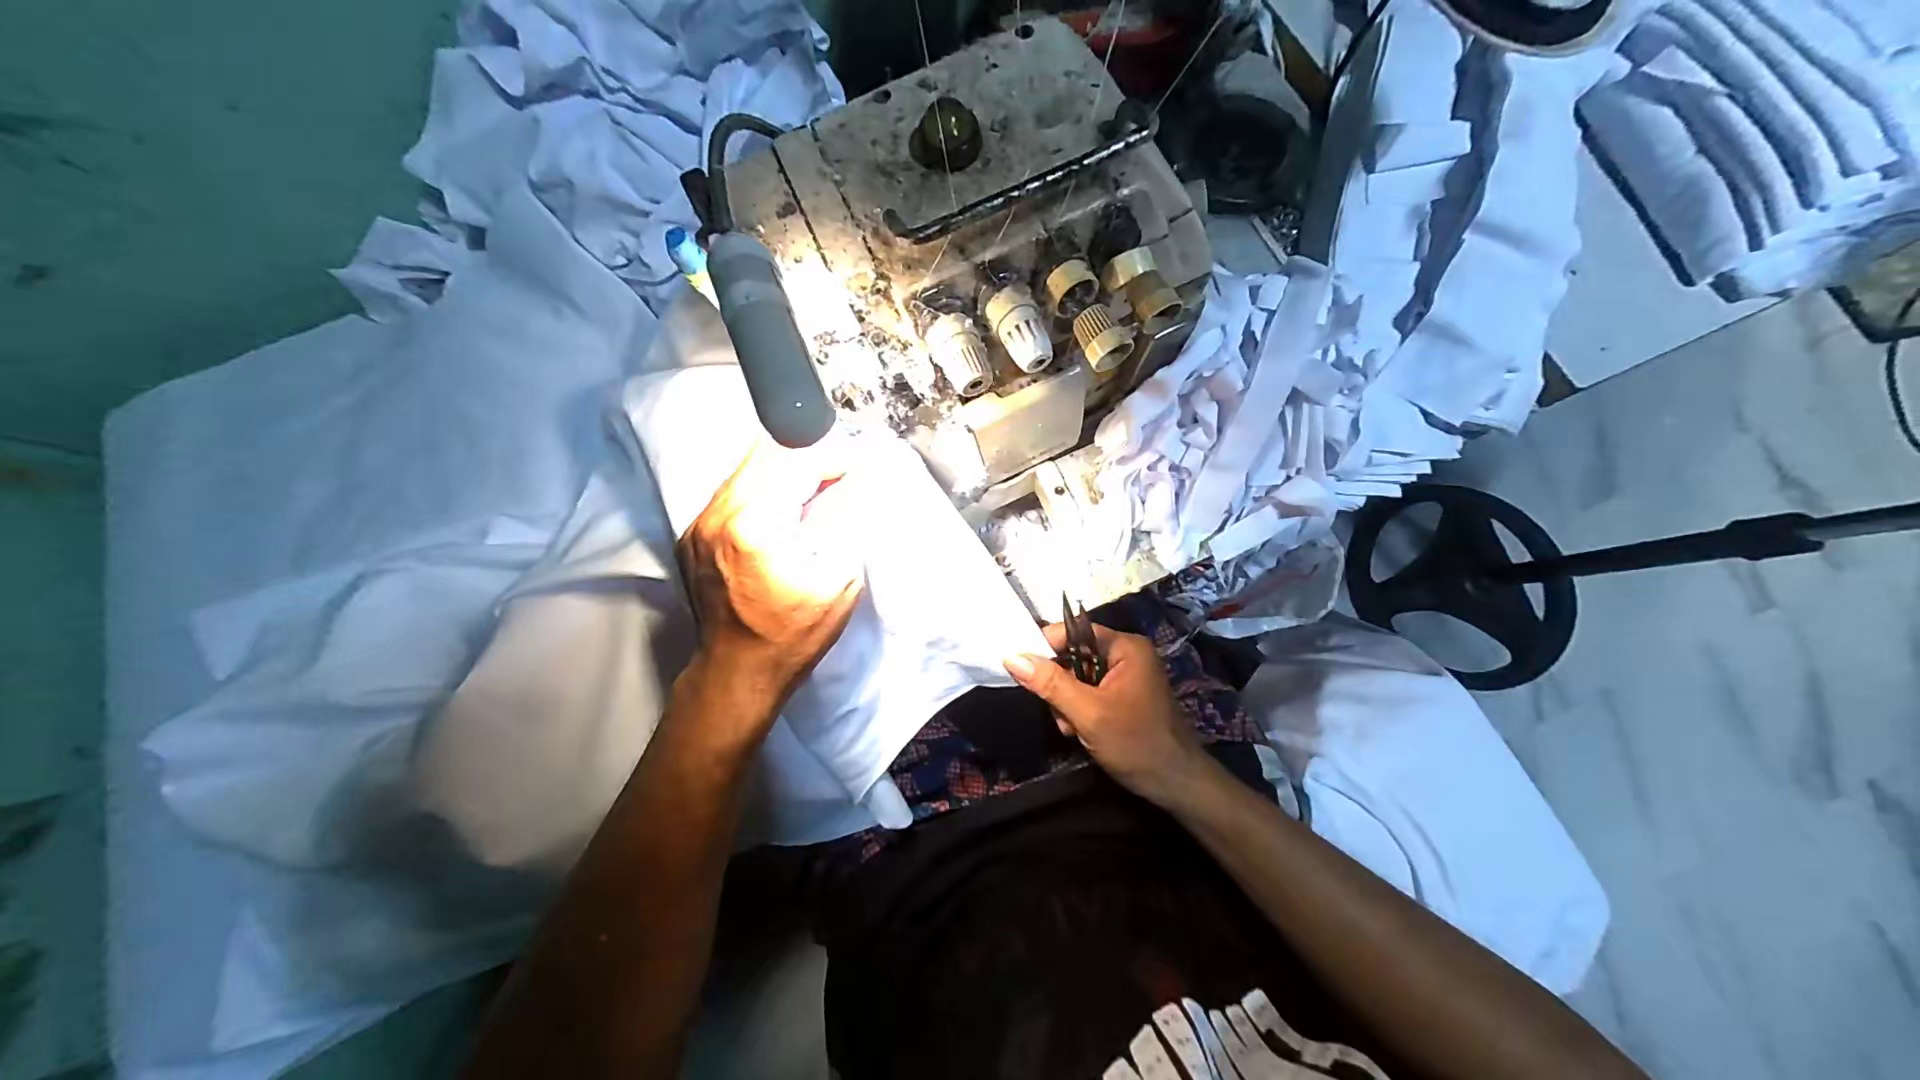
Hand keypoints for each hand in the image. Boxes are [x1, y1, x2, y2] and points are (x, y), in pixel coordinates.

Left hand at [677, 437, 865, 714]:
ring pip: (746, 468)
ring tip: (813, 490)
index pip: (797, 462)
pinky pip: (732, 491)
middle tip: (837, 473)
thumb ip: (844, 517)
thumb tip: (855, 477)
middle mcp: (716, 514)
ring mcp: (698, 524)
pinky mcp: (691, 534)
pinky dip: (762, 490)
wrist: (737, 672)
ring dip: (783, 470)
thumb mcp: (838, 578)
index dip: (834, 457)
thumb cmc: (793, 633)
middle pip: (766, 453)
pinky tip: (782, 513)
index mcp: (753, 525)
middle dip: (808, 455)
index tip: (858, 465)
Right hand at [1003, 624, 1212, 805]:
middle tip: (1062, 715)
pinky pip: (1088, 693)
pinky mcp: (1123, 697)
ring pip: (1077, 678)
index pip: (1073, 632)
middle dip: (1060, 687)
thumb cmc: (1136, 743)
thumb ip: (1050, 683)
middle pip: (1072, 656)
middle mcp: (1126, 655)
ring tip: (1075, 729)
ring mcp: (1126, 677)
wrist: (1176, 785)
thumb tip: (1012, 656)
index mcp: (1125, 647)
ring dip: (1068, 704)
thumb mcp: (1088, 713)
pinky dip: (1079, 712)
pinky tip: (1082, 733)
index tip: (1022, 668)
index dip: (1046, 647)